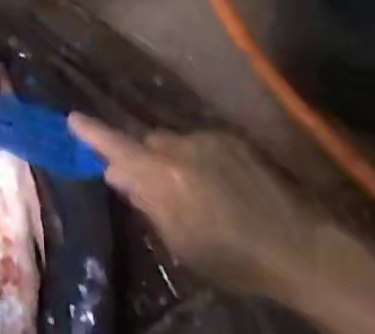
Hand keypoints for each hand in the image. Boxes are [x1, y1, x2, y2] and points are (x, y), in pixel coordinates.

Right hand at [69, 115, 374, 333]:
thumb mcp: (183, 244)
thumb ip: (148, 204)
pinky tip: (221, 188)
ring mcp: (209, 138)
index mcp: (164, 177)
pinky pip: (201, 144)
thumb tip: (119, 175)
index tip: (71, 118)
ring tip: (197, 196)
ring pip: (174, 143)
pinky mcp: (233, 138)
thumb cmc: (236, 258)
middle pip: (147, 143)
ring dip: (175, 162)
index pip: (117, 148)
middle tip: (152, 189)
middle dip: (144, 160)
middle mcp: (181, 147)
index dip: (92, 133)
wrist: (303, 247)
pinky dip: (200, 161)